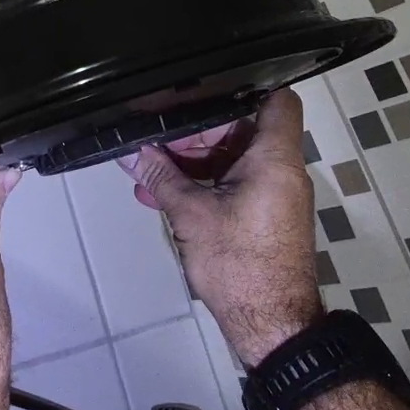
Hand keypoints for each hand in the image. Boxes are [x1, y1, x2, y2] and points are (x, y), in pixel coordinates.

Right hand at [117, 89, 321, 366]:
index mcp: (273, 160)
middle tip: (154, 136)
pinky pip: (228, 183)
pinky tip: (157, 193)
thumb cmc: (239, 264)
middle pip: (239, 128)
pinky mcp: (261, 216)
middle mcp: (279, 171)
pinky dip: (199, 183)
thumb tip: (131, 154)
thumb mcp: (190, 215)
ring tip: (146, 166)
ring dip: (189, 160)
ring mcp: (272, 195)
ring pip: (228, 158)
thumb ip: (160, 177)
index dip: (247, 82)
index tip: (206, 81)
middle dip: (194, 130)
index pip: (278, 100)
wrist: (271, 328)